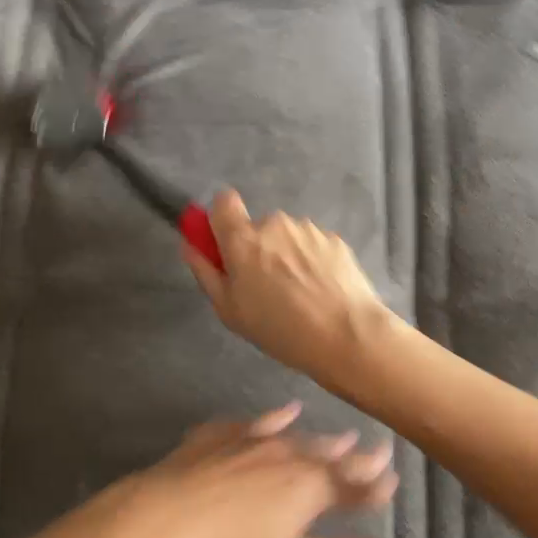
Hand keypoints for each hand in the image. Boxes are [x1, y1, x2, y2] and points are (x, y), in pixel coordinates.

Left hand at [86, 403, 396, 537]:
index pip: (351, 485)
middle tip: (378, 449)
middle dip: (354, 457)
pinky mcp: (216, 436)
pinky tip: (282, 411)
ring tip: (340, 434)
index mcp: (306, 488)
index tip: (394, 479)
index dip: (374, 485)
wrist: (161, 519)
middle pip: (326, 455)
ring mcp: (247, 441)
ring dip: (319, 437)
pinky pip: (252, 422)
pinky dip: (272, 417)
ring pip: (294, 436)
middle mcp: (283, 455)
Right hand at [184, 190, 397, 381]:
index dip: (221, 220)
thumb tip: (190, 245)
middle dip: (258, 249)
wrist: (348, 336)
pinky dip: (312, 262)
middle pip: (257, 227)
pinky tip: (322, 292)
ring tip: (300, 294)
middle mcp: (273, 224)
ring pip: (286, 237)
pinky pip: (312, 246)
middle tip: (267, 287)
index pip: (222, 202)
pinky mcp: (334, 240)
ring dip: (287, 256)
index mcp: (242, 239)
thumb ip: (205, 272)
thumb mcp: (229, 310)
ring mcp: (307, 229)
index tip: (226, 246)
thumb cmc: (280, 329)